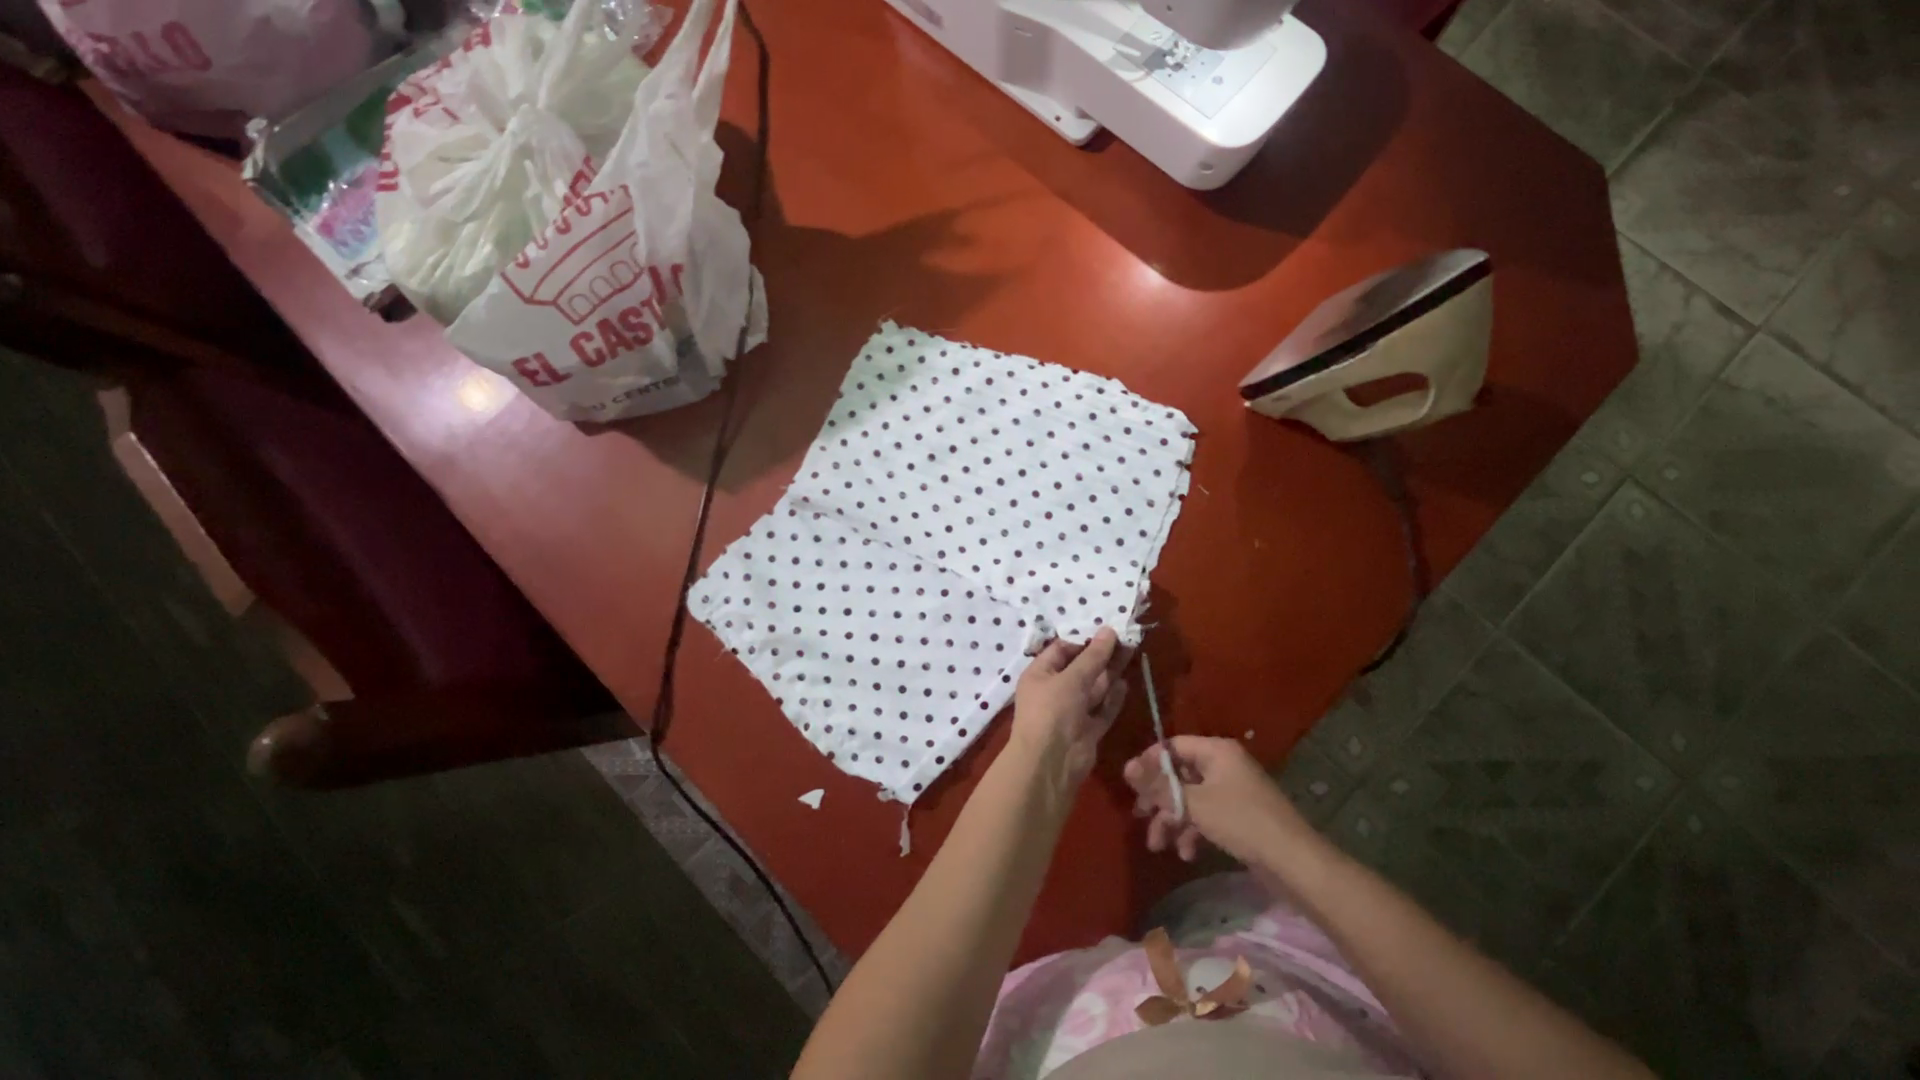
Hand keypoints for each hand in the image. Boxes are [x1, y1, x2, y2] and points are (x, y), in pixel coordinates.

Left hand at [1011, 628, 1127, 784]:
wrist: (1051, 762)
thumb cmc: (1052, 711)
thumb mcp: (1071, 678)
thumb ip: (1093, 656)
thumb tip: (1109, 631)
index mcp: (1040, 675)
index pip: (1061, 650)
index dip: (1083, 640)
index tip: (1107, 631)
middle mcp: (1055, 691)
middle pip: (1081, 669)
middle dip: (1102, 656)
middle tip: (1127, 639)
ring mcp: (1072, 712)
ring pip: (1094, 689)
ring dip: (1110, 673)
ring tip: (1131, 653)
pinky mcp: (1087, 730)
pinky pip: (1102, 710)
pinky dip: (1113, 698)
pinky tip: (1125, 683)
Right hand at [1123, 736, 1314, 863]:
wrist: (1291, 860)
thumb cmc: (1241, 821)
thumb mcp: (1193, 803)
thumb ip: (1158, 786)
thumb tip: (1126, 767)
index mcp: (1217, 751)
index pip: (1173, 746)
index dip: (1150, 763)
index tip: (1132, 786)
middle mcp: (1224, 765)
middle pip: (1179, 774)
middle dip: (1159, 799)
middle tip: (1140, 817)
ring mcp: (1232, 791)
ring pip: (1190, 799)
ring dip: (1172, 821)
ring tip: (1159, 846)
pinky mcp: (1238, 816)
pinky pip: (1206, 816)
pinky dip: (1193, 832)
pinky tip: (1187, 854)